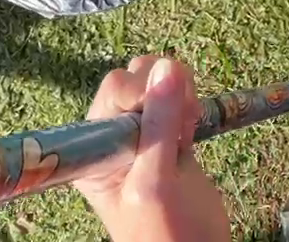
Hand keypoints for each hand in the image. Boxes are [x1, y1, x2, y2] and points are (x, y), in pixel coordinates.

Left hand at [73, 55, 227, 241]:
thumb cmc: (166, 233)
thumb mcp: (156, 183)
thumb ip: (160, 124)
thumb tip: (167, 64)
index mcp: (96, 148)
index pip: (114, 89)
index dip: (142, 94)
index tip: (167, 123)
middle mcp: (113, 134)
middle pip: (135, 78)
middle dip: (163, 91)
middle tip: (181, 127)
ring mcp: (140, 131)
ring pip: (156, 79)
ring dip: (178, 94)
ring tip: (186, 129)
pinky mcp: (166, 130)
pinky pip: (174, 93)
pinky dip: (187, 101)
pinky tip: (191, 127)